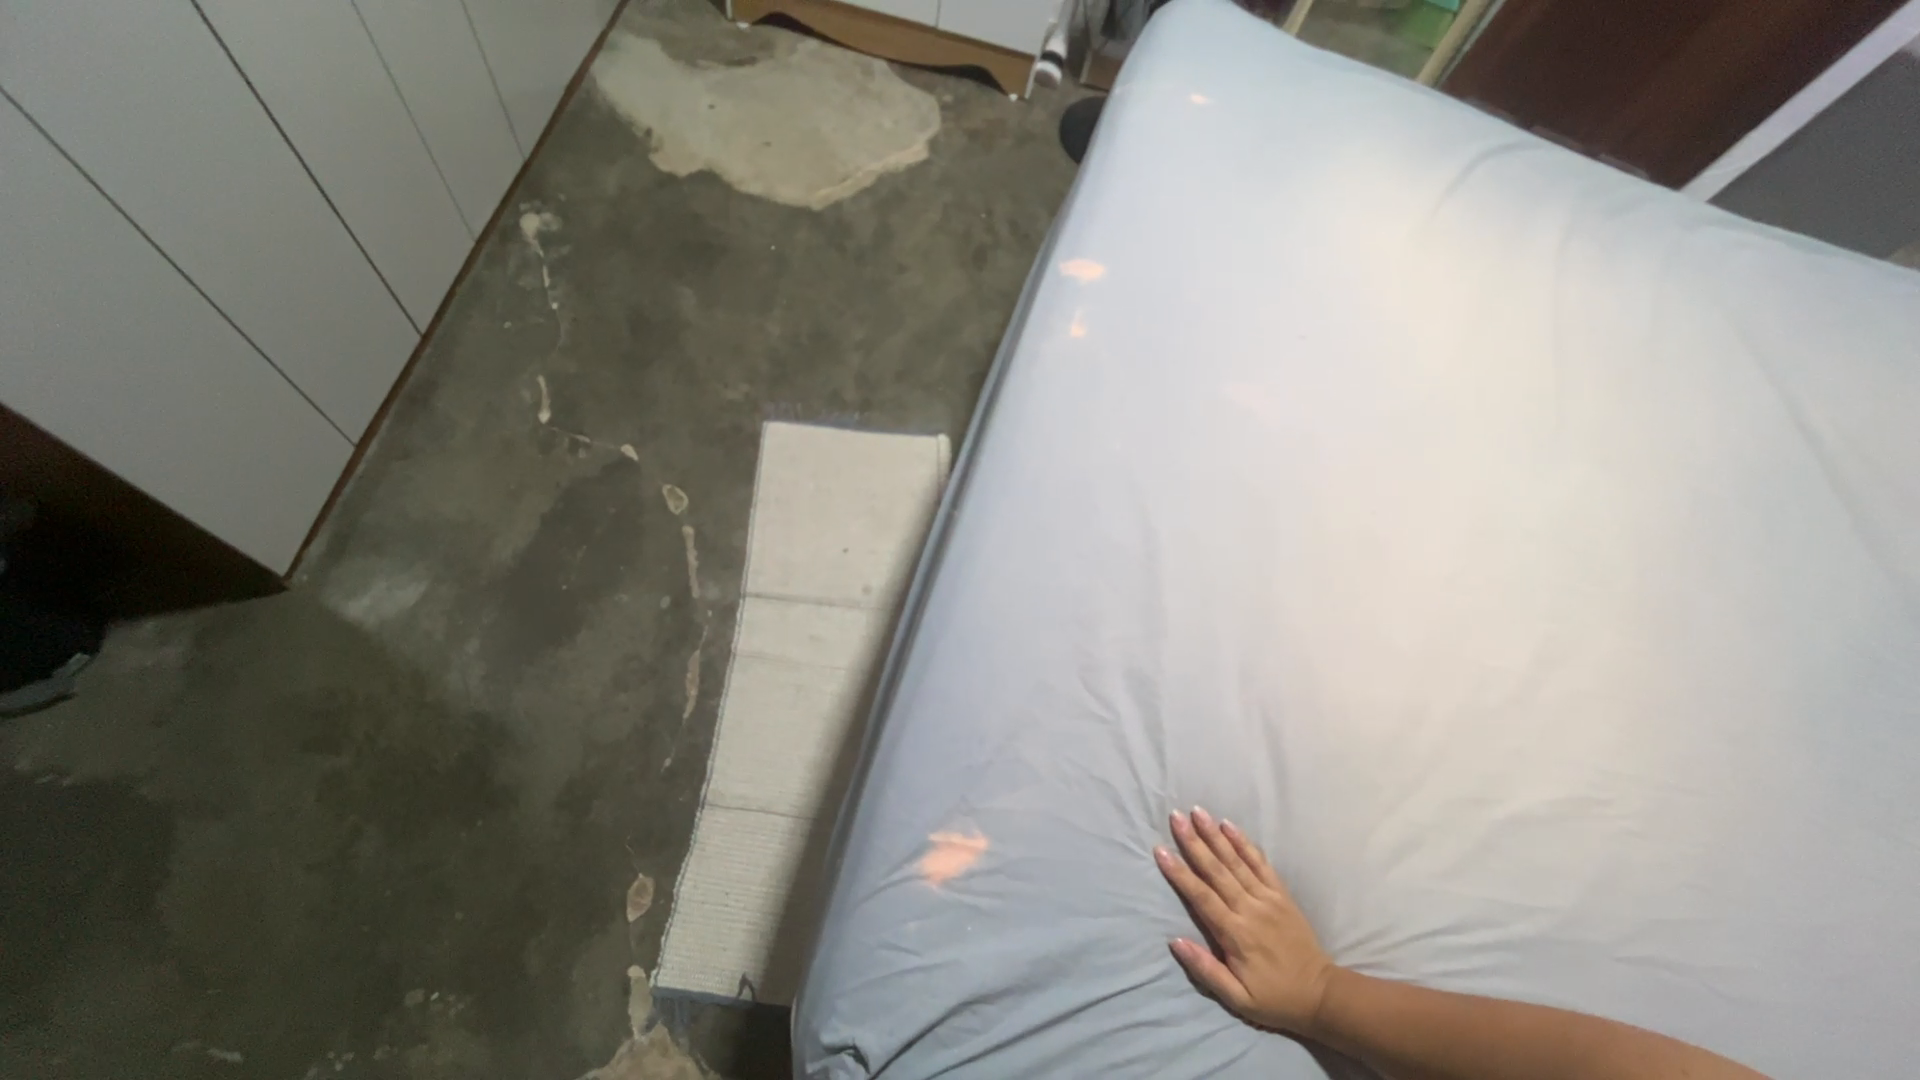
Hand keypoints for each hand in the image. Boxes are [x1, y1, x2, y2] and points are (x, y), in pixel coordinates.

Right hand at [1155, 808, 1337, 1036]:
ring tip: (1198, 812)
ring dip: (1215, 835)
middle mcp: (1250, 909)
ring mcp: (1267, 898)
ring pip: (1236, 861)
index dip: (1179, 873)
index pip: (1201, 896)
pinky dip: (1244, 844)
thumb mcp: (1238, 999)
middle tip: (1176, 817)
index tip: (1160, 850)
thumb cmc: (1275, 999)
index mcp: (1235, 934)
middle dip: (1194, 842)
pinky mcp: (1281, 895)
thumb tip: (1175, 941)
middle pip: (1216, 870)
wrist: (1323, 995)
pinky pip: (1260, 864)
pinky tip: (1229, 826)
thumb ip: (1205, 970)